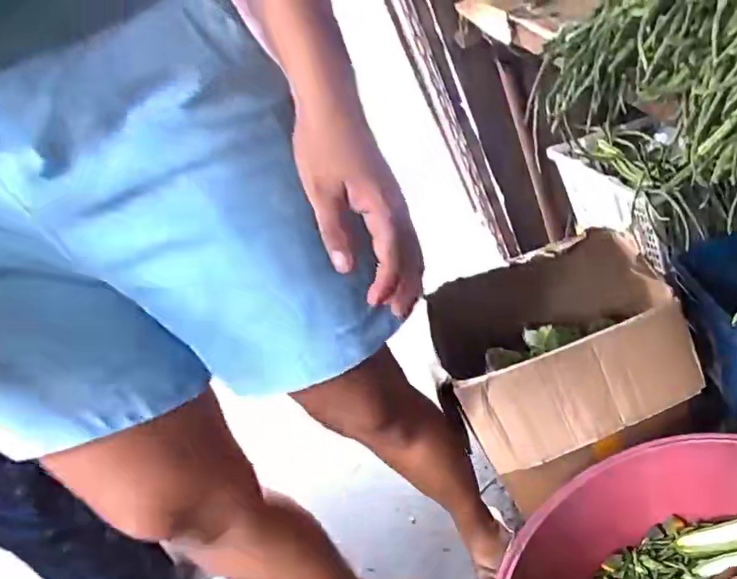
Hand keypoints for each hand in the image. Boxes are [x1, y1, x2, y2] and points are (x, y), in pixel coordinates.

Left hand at [292, 101, 424, 316]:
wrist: (334, 105)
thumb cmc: (322, 143)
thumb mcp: (320, 190)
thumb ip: (334, 231)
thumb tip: (346, 269)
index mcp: (384, 210)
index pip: (393, 257)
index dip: (385, 283)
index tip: (373, 303)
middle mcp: (400, 212)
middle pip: (414, 260)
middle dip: (407, 290)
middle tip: (397, 315)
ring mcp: (401, 207)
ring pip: (417, 252)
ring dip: (412, 280)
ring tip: (404, 302)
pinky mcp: (395, 202)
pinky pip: (411, 242)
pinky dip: (409, 264)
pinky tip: (400, 272)